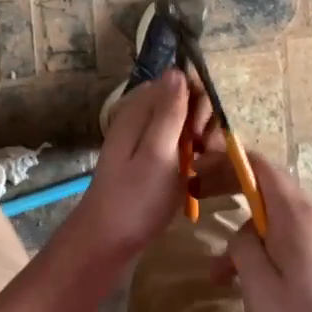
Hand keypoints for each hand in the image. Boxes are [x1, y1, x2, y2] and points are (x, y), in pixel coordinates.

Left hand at [69, 71, 200, 257]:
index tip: (202, 132)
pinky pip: (180, 144)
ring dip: (202, 140)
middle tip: (203, 152)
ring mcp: (147, 139)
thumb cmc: (134, 199)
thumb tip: (177, 70)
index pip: (179, 82)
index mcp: (140, 109)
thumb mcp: (157, 153)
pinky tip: (198, 175)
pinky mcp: (153, 160)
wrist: (108, 241)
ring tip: (202, 166)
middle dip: (203, 122)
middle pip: (185, 101)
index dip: (198, 101)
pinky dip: (194, 155)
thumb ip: (169, 112)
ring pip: (186, 124)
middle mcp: (142, 117)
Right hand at [214, 155, 311, 311]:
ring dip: (249, 234)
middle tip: (198, 199)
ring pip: (282, 222)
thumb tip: (245, 233)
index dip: (229, 159)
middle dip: (233, 192)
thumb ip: (244, 248)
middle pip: (272, 190)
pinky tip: (259, 285)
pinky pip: (298, 242)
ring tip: (221, 274)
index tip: (200, 165)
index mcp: (299, 216)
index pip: (262, 166)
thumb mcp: (260, 289)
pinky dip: (271, 249)